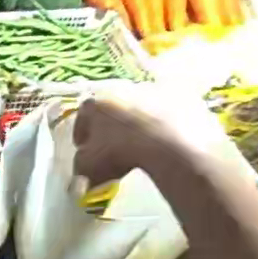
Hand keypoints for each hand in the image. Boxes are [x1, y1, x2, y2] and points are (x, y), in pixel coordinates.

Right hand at [69, 91, 243, 189]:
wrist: (167, 144)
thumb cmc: (118, 152)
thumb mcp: (88, 166)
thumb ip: (79, 166)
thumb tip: (82, 169)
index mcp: (95, 103)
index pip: (82, 116)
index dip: (82, 134)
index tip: (85, 150)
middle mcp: (120, 89)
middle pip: (111, 110)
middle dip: (109, 128)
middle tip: (112, 149)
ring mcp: (151, 90)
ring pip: (137, 109)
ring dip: (135, 126)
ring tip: (139, 148)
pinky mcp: (178, 95)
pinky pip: (163, 113)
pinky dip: (160, 126)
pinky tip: (161, 144)